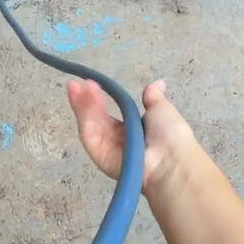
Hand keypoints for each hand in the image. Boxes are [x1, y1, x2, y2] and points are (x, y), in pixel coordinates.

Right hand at [66, 79, 203, 195]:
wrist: (170, 160)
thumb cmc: (170, 135)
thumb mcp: (162, 110)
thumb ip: (153, 98)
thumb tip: (157, 83)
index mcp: (133, 132)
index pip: (111, 115)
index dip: (101, 99)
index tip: (94, 84)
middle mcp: (118, 142)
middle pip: (97, 119)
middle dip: (88, 101)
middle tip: (80, 84)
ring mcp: (107, 149)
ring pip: (90, 124)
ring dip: (81, 104)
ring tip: (74, 86)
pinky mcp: (99, 154)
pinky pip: (89, 132)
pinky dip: (82, 114)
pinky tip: (76, 95)